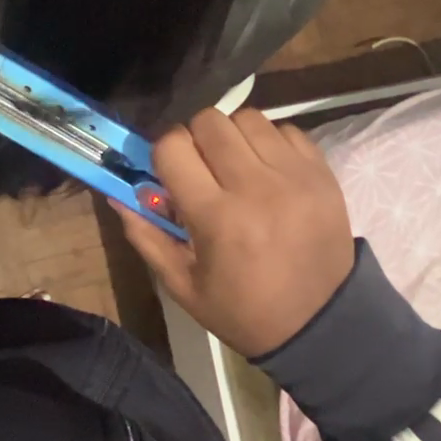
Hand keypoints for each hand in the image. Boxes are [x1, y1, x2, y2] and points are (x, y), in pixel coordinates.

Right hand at [115, 109, 355, 357]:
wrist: (320, 323)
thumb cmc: (242, 310)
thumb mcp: (182, 284)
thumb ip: (146, 235)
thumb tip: (118, 194)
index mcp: (217, 217)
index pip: (172, 146)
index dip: (162, 154)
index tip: (167, 174)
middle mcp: (256, 186)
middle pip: (208, 121)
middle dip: (193, 139)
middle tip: (199, 169)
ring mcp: (294, 175)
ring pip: (246, 117)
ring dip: (230, 137)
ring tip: (233, 167)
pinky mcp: (321, 172)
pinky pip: (284, 129)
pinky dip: (267, 143)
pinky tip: (265, 172)